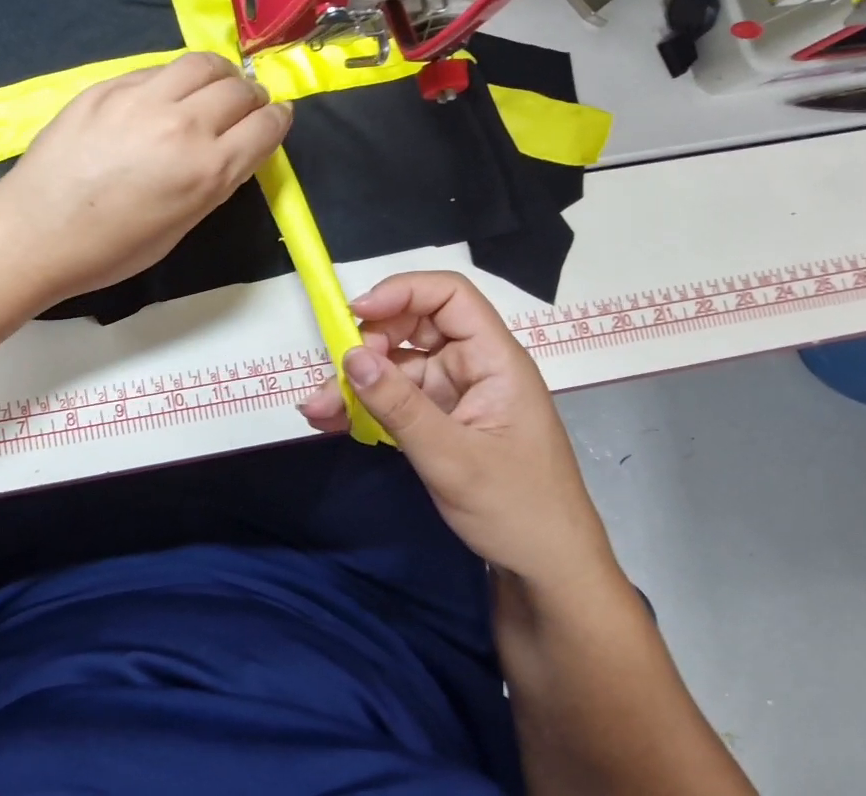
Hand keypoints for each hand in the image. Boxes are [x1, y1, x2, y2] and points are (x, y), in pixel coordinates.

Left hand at [0, 52, 291, 301]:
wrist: (35, 232)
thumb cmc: (108, 250)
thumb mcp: (178, 228)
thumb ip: (213, 183)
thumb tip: (232, 151)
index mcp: (207, 170)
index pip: (266, 126)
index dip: (277, 121)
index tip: (275, 121)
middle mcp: (183, 125)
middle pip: (239, 90)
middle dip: (251, 98)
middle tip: (243, 108)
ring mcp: (142, 99)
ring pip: (201, 63)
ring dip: (218, 75)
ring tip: (210, 89)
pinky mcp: (108, 87)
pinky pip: (156, 69)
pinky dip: (172, 78)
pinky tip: (162, 96)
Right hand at [298, 272, 617, 593]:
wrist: (547, 573)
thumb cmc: (517, 510)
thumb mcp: (452, 458)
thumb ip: (398, 405)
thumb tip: (349, 356)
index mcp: (495, 360)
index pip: (449, 296)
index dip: (401, 292)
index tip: (355, 315)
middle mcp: (474, 368)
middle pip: (413, 328)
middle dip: (367, 346)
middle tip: (336, 379)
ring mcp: (456, 396)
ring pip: (396, 367)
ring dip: (356, 383)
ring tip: (318, 409)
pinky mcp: (441, 423)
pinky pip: (396, 400)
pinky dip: (364, 407)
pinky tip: (331, 421)